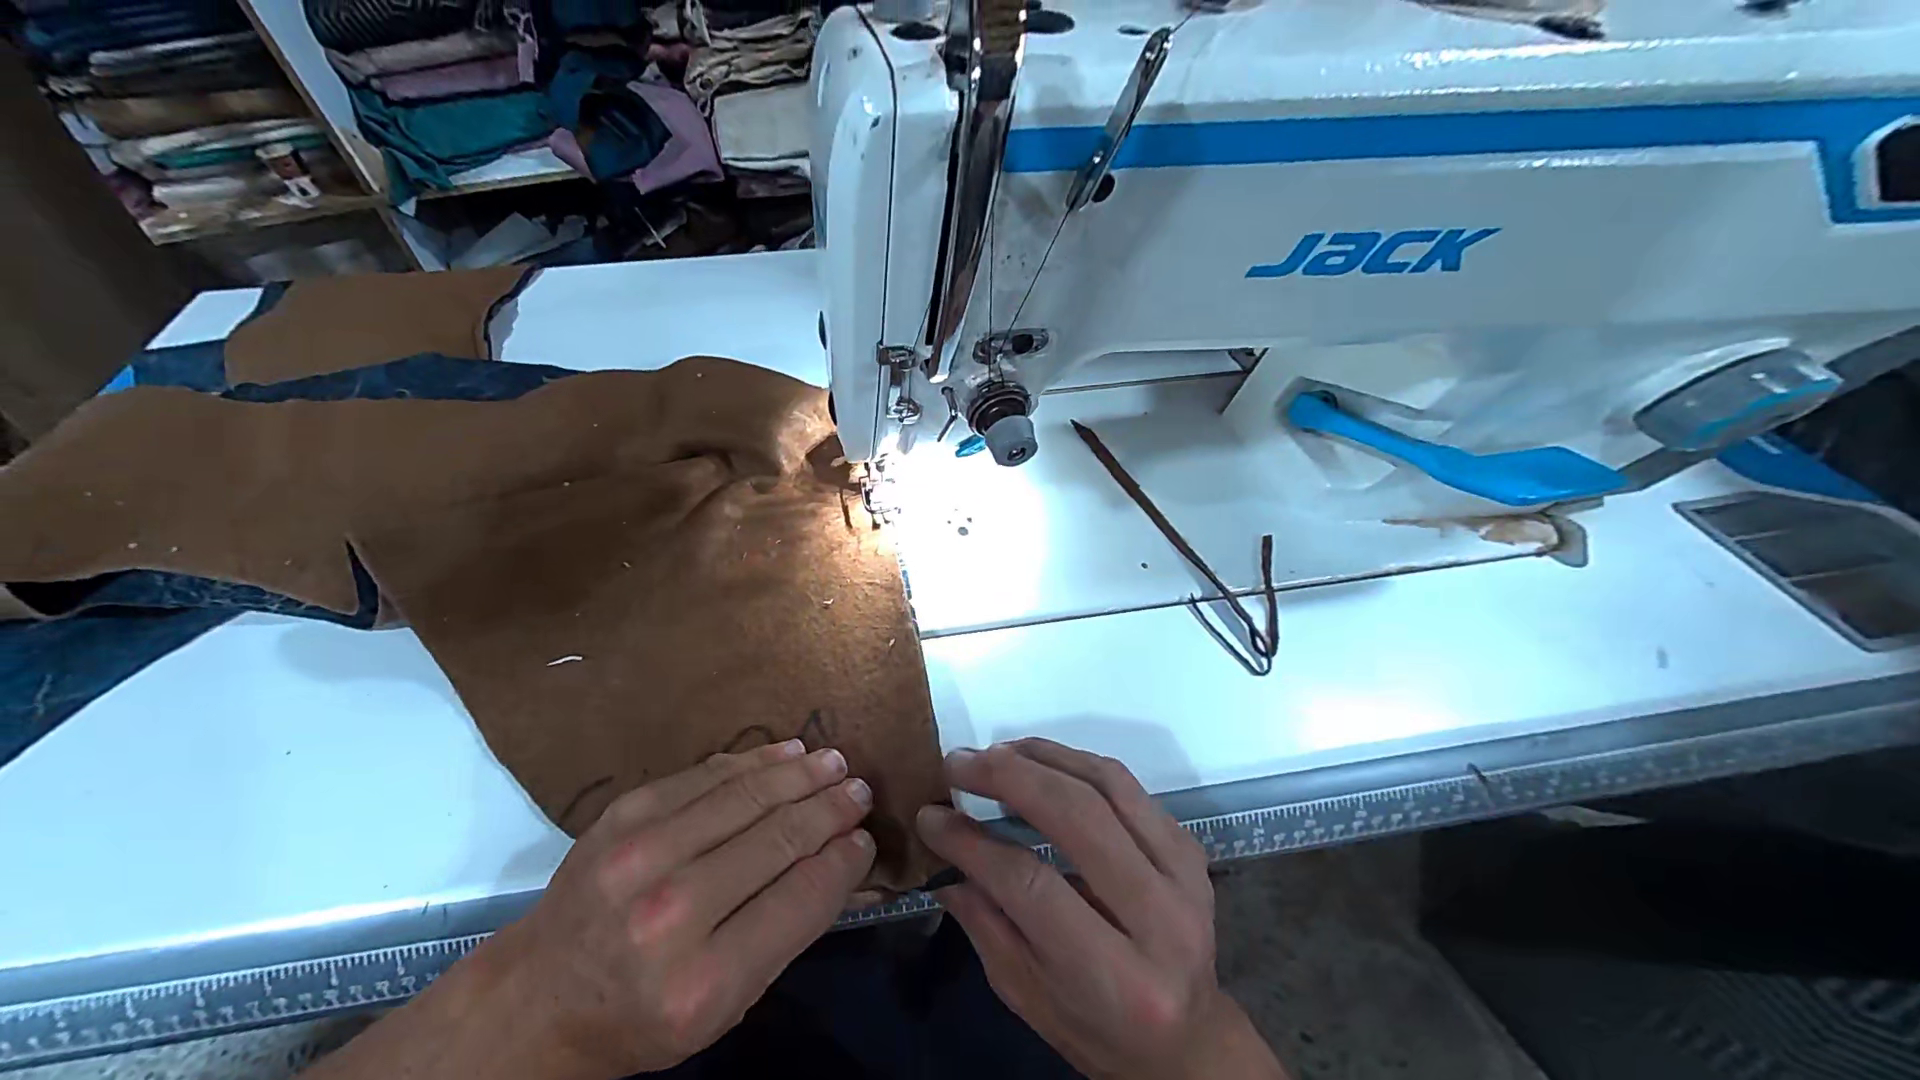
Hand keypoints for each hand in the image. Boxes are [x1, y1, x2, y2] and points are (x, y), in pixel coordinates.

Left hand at [306, 741, 875, 1079]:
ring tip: (835, 760)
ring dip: (800, 774)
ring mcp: (639, 855)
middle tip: (861, 789)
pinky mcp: (622, 814)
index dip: (844, 859)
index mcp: (702, 982)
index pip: (801, 899)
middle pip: (777, 838)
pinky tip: (786, 752)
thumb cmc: (644, 1013)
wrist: (540, 995)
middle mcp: (669, 914)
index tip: (867, 837)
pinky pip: (706, 774)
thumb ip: (788, 930)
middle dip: (830, 807)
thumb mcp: (725, 1005)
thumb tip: (846, 855)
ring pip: (746, 796)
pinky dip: (754, 760)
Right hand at [916, 739, 1288, 1079]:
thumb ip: (984, 920)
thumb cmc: (1096, 1028)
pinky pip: (1125, 784)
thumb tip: (941, 844)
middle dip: (1008, 778)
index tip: (931, 816)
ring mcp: (1184, 874)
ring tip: (994, 752)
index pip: (1032, 886)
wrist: (1188, 1038)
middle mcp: (1162, 919)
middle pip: (1077, 818)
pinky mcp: (1188, 846)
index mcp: (1118, 979)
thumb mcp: (1026, 993)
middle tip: (959, 763)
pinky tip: (1038, 760)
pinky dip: (1075, 762)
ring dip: (1042, 757)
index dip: (973, 843)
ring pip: (1106, 786)